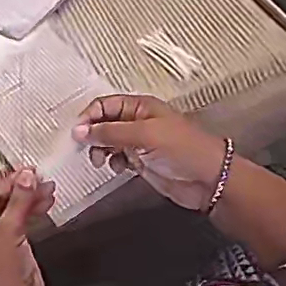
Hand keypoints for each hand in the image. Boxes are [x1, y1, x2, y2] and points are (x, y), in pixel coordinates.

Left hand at [0, 168, 54, 285]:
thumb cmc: (3, 275)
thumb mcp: (9, 233)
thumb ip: (19, 202)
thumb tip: (28, 175)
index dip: (11, 180)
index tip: (33, 171)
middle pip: (1, 197)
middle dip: (22, 187)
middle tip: (44, 179)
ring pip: (14, 208)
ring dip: (31, 197)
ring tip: (50, 189)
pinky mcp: (13, 244)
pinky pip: (22, 219)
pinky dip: (33, 210)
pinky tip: (47, 202)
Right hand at [73, 95, 227, 210]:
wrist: (209, 180)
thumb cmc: (184, 150)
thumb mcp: (145, 135)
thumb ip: (110, 132)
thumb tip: (79, 131)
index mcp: (140, 107)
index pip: (105, 105)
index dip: (89, 117)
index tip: (77, 133)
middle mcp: (138, 121)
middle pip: (103, 122)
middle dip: (92, 134)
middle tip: (85, 149)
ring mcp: (138, 142)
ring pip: (107, 141)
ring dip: (99, 150)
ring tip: (101, 160)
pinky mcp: (140, 161)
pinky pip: (116, 157)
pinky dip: (111, 162)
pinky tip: (117, 167)